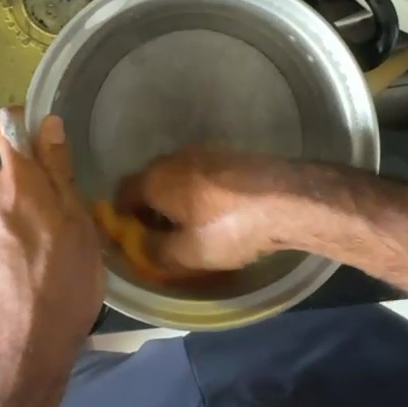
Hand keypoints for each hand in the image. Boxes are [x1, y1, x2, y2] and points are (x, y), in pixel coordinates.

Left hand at [0, 109, 103, 389]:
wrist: (16, 357)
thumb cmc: (61, 289)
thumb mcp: (77, 228)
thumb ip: (58, 172)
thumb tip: (48, 123)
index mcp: (14, 185)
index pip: (8, 126)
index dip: (28, 126)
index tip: (50, 146)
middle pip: (10, 174)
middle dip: (33, 186)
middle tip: (63, 221)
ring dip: (19, 215)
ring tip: (44, 254)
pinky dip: (4, 239)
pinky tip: (21, 272)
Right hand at [114, 146, 313, 272]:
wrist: (286, 199)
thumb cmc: (229, 228)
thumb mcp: (187, 254)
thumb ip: (155, 251)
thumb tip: (139, 245)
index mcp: (155, 179)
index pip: (123, 191)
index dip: (121, 214)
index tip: (128, 234)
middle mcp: (173, 159)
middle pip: (149, 181)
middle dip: (148, 207)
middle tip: (158, 235)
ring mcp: (203, 152)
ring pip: (176, 176)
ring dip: (174, 199)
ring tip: (188, 226)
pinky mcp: (228, 155)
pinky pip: (200, 174)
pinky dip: (197, 192)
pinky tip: (214, 212)